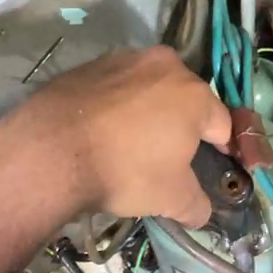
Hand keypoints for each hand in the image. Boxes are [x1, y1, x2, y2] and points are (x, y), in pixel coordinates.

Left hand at [0, 47, 231, 226]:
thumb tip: (201, 212)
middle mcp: (165, 65)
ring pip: (150, 90)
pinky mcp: (89, 65)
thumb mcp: (171, 199)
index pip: (223, 124)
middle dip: (183, 126)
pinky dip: (116, 106)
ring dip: (149, 112)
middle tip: (168, 158)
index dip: (222, 149)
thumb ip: (196, 205)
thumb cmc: (125, 171)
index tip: (212, 167)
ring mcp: (124, 60)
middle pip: (186, 100)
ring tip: (131, 145)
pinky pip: (116, 88)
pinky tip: (102, 133)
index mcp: (195, 94)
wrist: (49, 152)